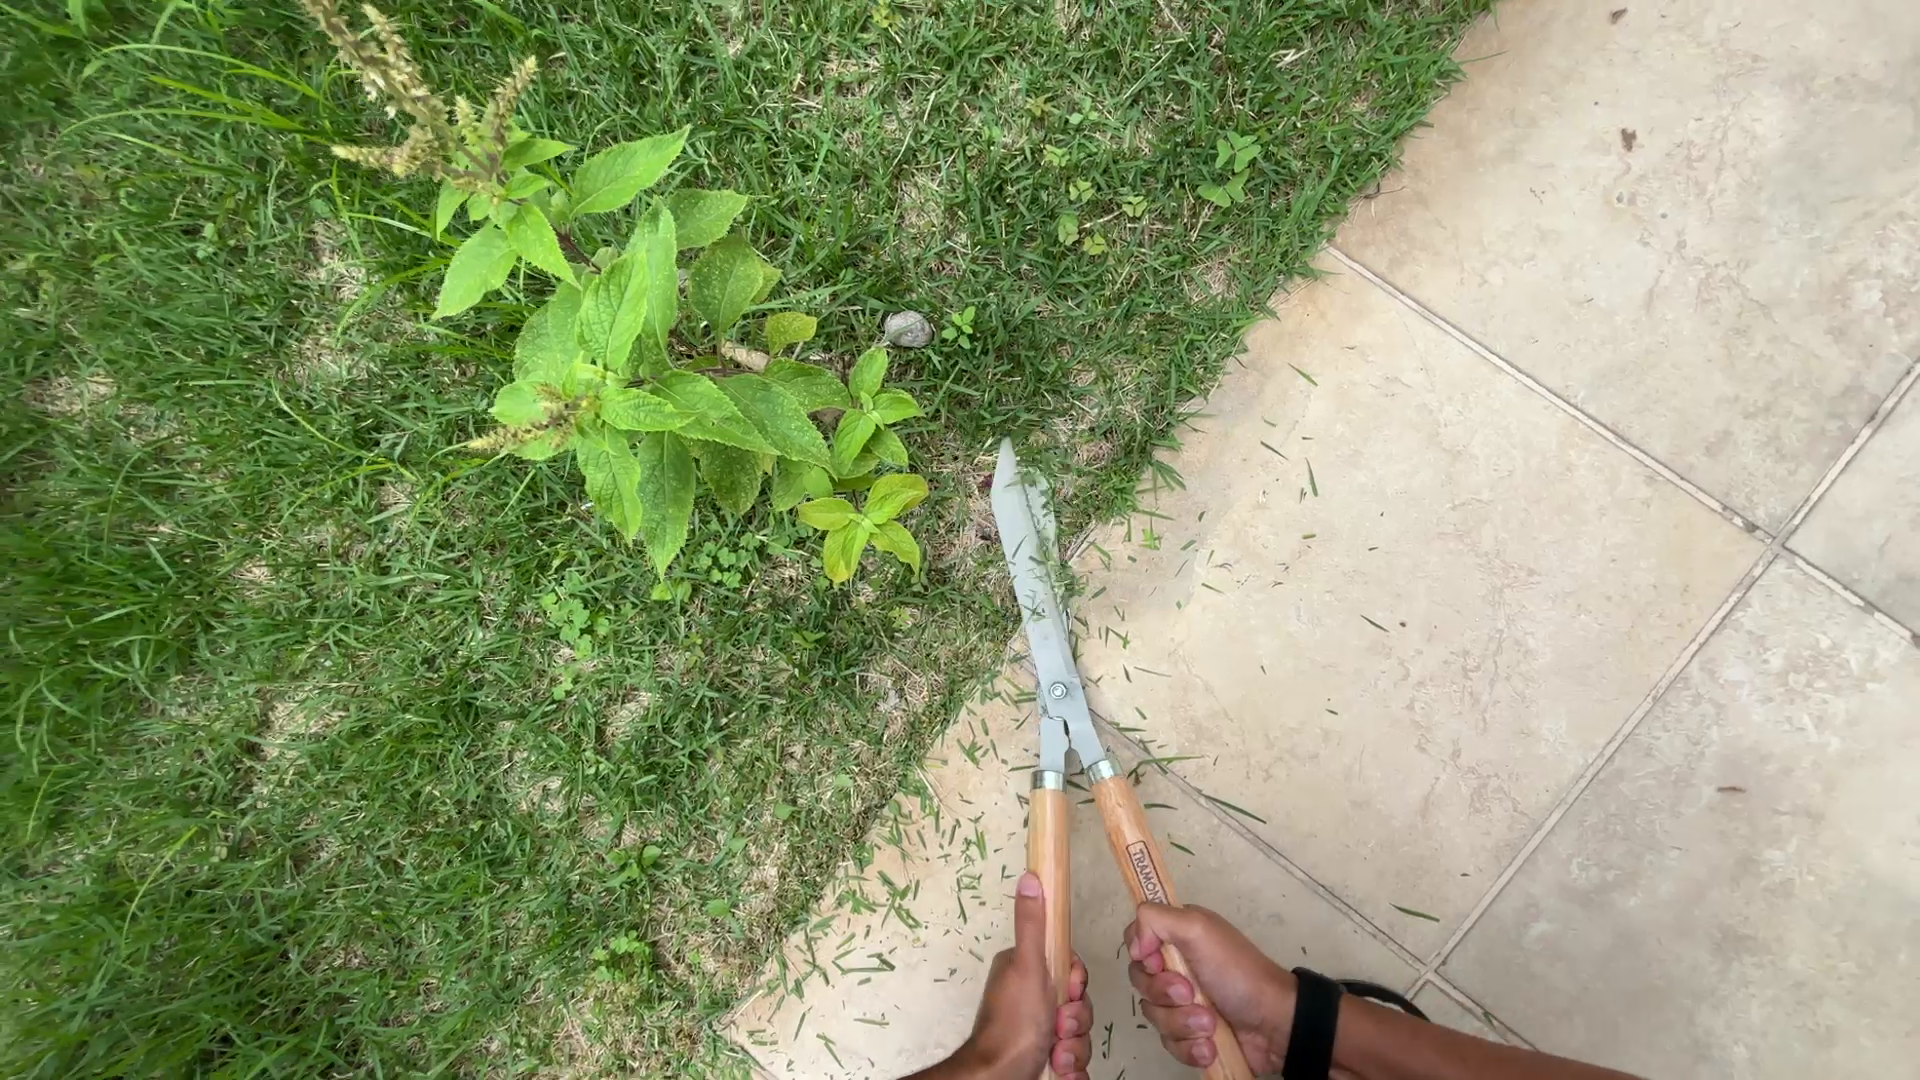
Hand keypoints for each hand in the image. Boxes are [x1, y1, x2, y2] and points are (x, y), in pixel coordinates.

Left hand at [945, 872, 1092, 1079]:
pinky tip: (1060, 1072)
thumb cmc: (1015, 1021)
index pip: (1069, 965)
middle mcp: (1031, 996)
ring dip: (1074, 1048)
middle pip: (1077, 1001)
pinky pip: (1074, 1061)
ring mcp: (1038, 1029)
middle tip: (1060, 1028)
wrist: (1000, 1079)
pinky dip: (1072, 1070)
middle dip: (1076, 1020)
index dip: (1076, 981)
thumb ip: (1033, 924)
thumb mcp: (1027, 965)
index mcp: (1024, 970)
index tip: (1068, 991)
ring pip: (1079, 1032)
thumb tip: (1030, 876)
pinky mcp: (1046, 1058)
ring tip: (1056, 1056)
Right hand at [1124, 903, 1295, 1072]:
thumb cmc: (1236, 970)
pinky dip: (1189, 1047)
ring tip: (1210, 1025)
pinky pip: (1169, 1043)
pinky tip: (1210, 1046)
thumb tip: (1134, 946)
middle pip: (1140, 980)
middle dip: (1164, 994)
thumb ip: (1156, 918)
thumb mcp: (1197, 928)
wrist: (1275, 1024)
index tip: (1158, 962)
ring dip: (1181, 1023)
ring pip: (1153, 1015)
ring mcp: (1181, 1003)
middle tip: (1191, 994)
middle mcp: (1175, 966)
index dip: (1141, 954)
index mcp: (1175, 936)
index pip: (1135, 940)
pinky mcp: (1190, 1034)